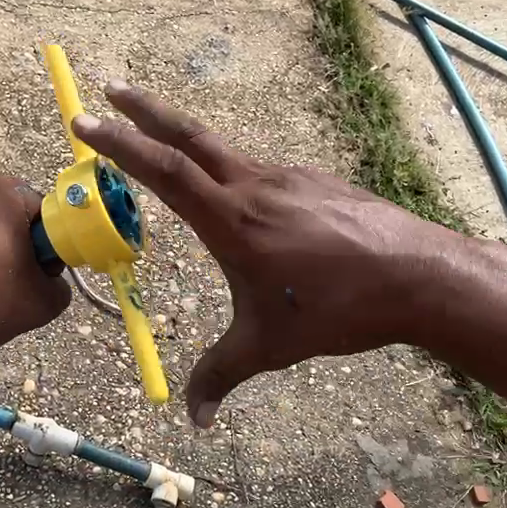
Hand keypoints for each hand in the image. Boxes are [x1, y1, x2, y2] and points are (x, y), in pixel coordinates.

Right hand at [72, 83, 467, 426]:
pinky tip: (251, 214)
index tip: (86, 122)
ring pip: (227, 154)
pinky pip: (263, 175)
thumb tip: (195, 419)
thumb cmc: (339, 310)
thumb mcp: (268, 346)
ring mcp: (289, 178)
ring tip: (175, 163)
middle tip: (111, 87)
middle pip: (191, 136)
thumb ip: (222, 376)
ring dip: (190, 148)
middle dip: (145, 110)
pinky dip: (237, 180)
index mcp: (233, 221)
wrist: (420, 276)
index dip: (120, 144)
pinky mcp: (315, 182)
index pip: (164, 170)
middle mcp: (256, 186)